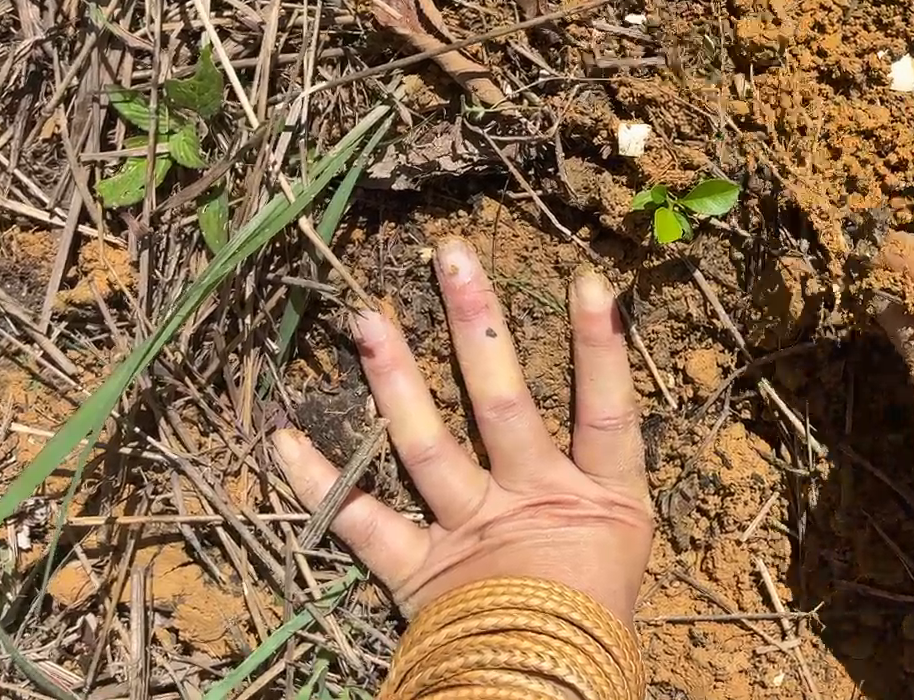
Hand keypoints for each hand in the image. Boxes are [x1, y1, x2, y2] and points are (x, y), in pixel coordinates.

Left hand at [273, 238, 652, 622]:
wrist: (545, 685)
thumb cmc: (599, 599)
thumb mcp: (630, 529)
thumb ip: (609, 456)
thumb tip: (605, 364)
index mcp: (601, 495)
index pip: (607, 409)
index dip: (601, 349)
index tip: (591, 282)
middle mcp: (532, 500)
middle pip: (504, 404)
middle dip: (479, 327)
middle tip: (451, 257)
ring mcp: (469, 534)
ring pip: (427, 448)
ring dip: (396, 380)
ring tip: (366, 317)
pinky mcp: (415, 573)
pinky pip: (360, 527)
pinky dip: (319, 483)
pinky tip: (282, 435)